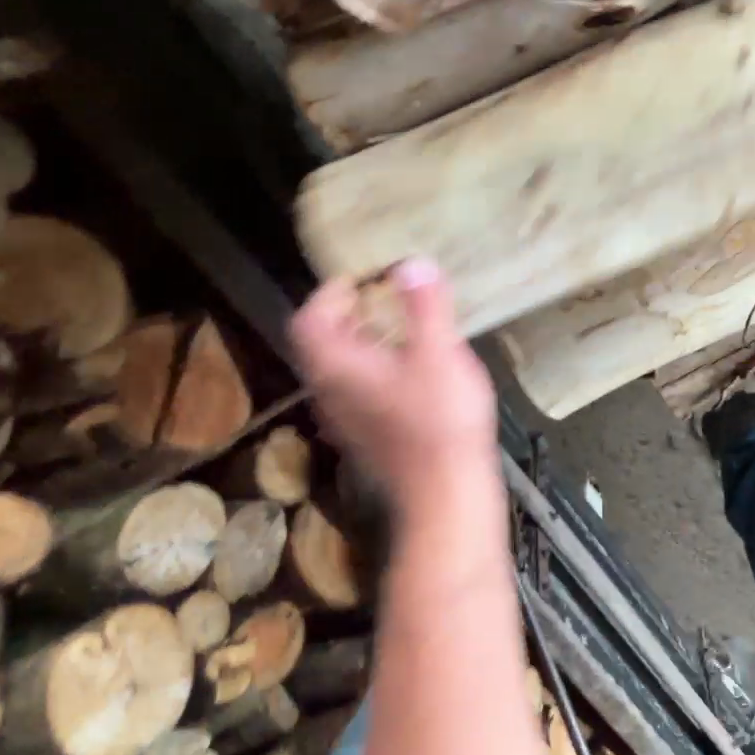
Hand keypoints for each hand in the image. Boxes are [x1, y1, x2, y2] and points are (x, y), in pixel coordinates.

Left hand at [291, 259, 498, 506]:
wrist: (445, 490)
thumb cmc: (440, 419)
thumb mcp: (440, 352)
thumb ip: (425, 306)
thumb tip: (412, 264)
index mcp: (337, 366)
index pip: (310, 319)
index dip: (330, 293)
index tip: (364, 277)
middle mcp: (329, 392)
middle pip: (321, 344)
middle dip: (350, 315)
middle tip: (385, 297)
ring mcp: (345, 419)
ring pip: (340, 370)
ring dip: (363, 343)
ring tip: (402, 328)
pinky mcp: (367, 437)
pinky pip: (358, 391)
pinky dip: (376, 369)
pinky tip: (413, 372)